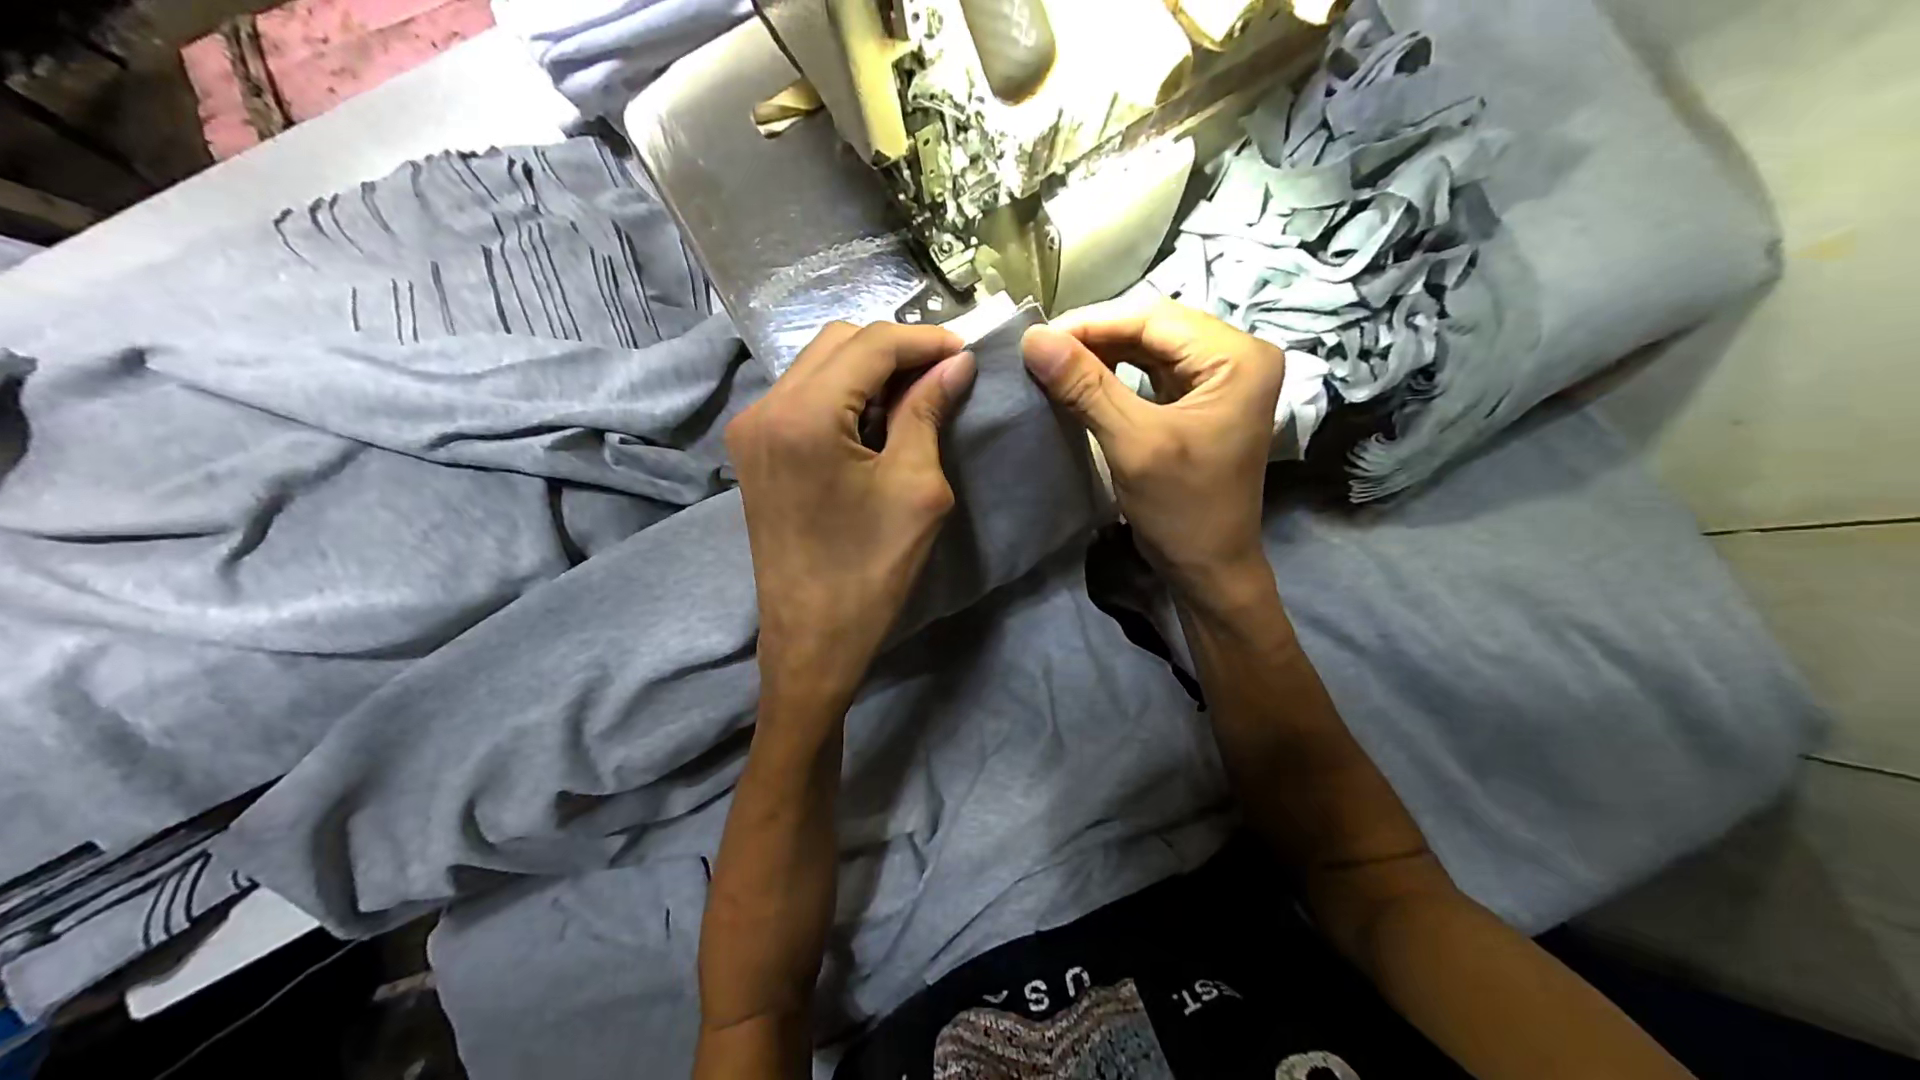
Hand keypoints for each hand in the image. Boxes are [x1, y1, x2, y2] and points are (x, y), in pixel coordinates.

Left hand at [726, 321, 975, 708]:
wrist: (811, 637)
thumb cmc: (870, 571)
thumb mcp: (916, 488)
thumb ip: (928, 411)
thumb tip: (955, 364)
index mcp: (805, 414)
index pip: (871, 343)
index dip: (924, 340)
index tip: (964, 354)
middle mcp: (766, 407)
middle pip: (839, 342)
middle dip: (895, 351)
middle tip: (941, 379)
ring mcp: (752, 427)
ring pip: (818, 364)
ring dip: (868, 371)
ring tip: (912, 400)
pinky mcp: (753, 449)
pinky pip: (802, 395)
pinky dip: (842, 394)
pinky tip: (873, 423)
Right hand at [1022, 298, 1283, 603]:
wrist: (1210, 569)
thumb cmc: (1182, 510)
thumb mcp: (1132, 444)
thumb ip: (1085, 386)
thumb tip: (1033, 339)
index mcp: (1238, 358)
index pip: (1153, 318)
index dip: (1091, 324)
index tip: (1037, 338)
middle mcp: (1238, 356)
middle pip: (1154, 328)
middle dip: (1095, 338)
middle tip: (1041, 351)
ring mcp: (1223, 377)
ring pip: (1150, 347)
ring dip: (1102, 354)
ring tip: (1055, 363)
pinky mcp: (1204, 398)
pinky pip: (1153, 371)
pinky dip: (1116, 374)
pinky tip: (1083, 379)